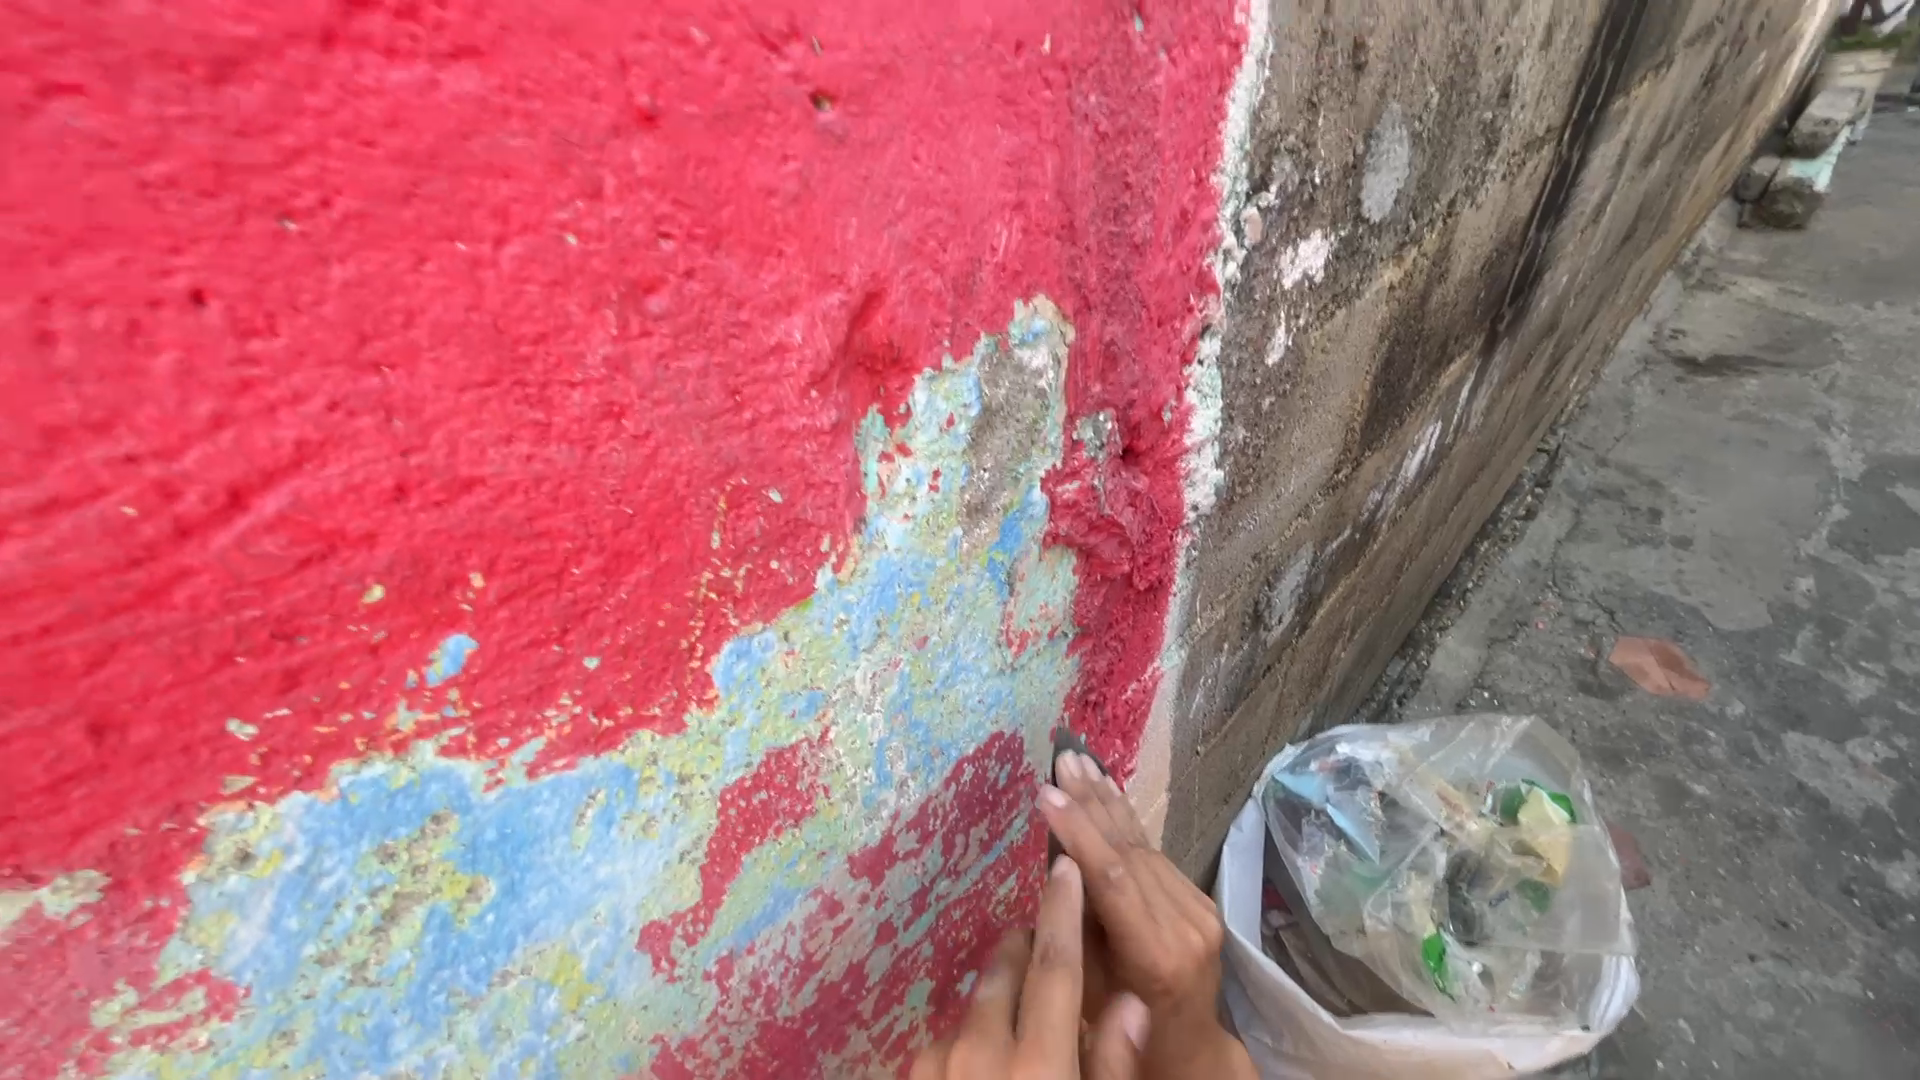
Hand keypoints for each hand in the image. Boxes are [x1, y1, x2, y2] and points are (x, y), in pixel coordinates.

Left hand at [909, 855, 1149, 1079]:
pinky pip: (940, 1045)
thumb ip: (1112, 1068)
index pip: (1054, 965)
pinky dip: (963, 1040)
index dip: (1063, 910)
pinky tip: (976, 1063)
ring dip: (995, 997)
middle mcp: (978, 1054)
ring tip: (1016, 1014)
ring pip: (971, 1007)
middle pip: (1005, 971)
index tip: (1064, 863)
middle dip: (1026, 947)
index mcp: (1036, 1065)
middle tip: (1046, 947)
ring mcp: (935, 1070)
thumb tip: (1133, 1002)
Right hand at [1039, 752, 1255, 1079]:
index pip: (1113, 879)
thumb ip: (1077, 924)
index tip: (1046, 793)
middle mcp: (1186, 926)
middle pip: (1129, 851)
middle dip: (1089, 802)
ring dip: (1106, 801)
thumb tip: (1058, 858)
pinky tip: (1104, 789)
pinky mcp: (1200, 899)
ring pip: (1142, 845)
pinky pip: (1153, 853)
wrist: (1187, 1046)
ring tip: (1079, 762)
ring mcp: (1199, 910)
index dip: (1078, 831)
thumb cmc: (1122, 1026)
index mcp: (1156, 955)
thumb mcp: (1087, 986)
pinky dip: (1124, 820)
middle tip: (1062, 759)